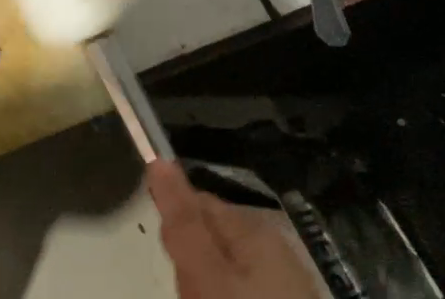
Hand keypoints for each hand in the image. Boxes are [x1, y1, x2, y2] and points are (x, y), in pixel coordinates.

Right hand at [146, 161, 325, 298]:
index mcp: (254, 231)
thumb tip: (158, 160)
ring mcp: (286, 284)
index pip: (197, 200)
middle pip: (211, 237)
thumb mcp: (206, 274)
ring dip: (207, 287)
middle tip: (192, 292)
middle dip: (191, 261)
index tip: (170, 256)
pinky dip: (227, 298)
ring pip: (225, 270)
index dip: (174, 224)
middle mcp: (274, 249)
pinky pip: (244, 292)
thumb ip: (181, 220)